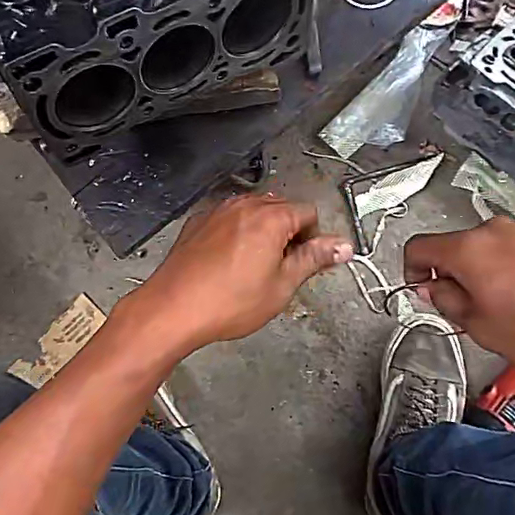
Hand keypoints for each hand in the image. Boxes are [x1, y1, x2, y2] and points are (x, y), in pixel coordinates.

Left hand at [122, 194, 352, 356]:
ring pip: (253, 214)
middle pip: (281, 209)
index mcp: (271, 217)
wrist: (173, 308)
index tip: (306, 261)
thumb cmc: (225, 302)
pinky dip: (236, 236)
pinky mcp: (198, 222)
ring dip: (261, 235)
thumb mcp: (282, 285)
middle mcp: (244, 206)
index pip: (309, 213)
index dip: (313, 239)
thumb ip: (314, 259)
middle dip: (288, 235)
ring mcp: (218, 212)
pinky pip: (228, 221)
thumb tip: (341, 247)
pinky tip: (228, 266)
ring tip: (252, 271)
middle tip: (281, 270)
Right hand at [403, 218, 514, 383]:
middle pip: (454, 248)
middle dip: (453, 278)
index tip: (421, 289)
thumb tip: (437, 289)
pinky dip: (513, 274)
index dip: (412, 272)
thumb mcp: (483, 329)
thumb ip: (448, 303)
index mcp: (469, 249)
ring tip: (508, 315)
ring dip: (485, 277)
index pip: (418, 247)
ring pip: (487, 251)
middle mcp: (495, 231)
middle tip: (468, 313)